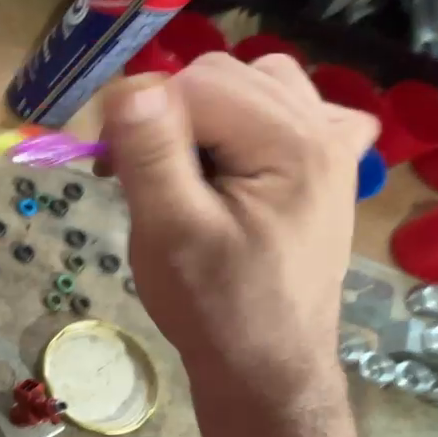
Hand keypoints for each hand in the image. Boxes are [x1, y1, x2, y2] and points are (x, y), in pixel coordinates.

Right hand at [99, 54, 376, 409]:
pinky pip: (285, 108)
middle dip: (163, 114)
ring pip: (251, 83)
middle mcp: (323, 127)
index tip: (105, 169)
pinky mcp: (325, 163)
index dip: (137, 116)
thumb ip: (153, 154)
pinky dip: (243, 120)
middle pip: (221, 76)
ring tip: (173, 166)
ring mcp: (332, 143)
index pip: (194, 85)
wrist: (264, 360)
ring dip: (199, 113)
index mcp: (291, 141)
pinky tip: (229, 159)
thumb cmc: (212, 302)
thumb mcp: (170, 230)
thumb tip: (129, 87)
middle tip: (130, 174)